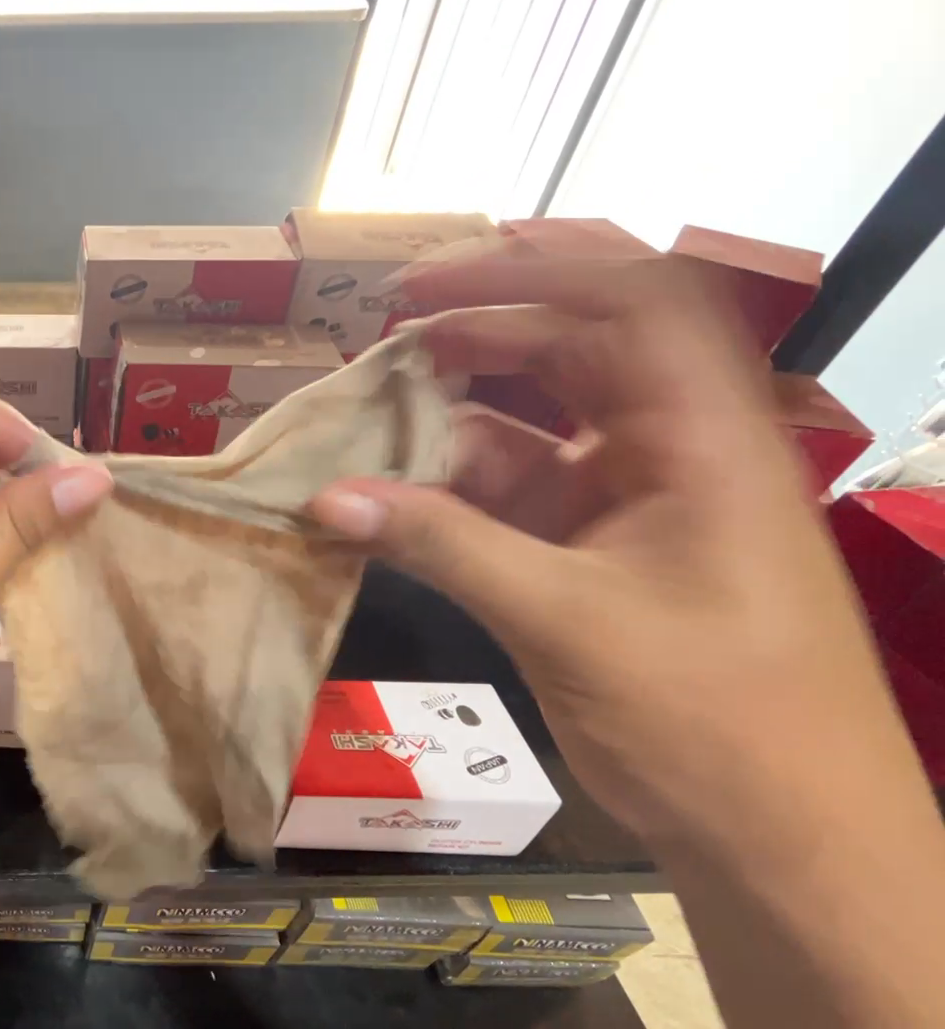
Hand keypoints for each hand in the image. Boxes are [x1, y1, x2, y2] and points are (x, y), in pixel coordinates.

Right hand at [306, 248, 922, 851]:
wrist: (785, 838)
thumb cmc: (713, 720)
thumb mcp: (566, 622)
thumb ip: (441, 546)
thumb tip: (325, 498)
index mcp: (705, 437)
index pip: (632, 302)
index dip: (524, 272)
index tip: (419, 287)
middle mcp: (672, 445)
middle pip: (583, 340)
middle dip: (485, 318)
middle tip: (389, 321)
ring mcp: (632, 494)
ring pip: (540, 413)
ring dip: (460, 403)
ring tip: (373, 402)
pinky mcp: (595, 541)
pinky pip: (516, 483)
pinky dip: (452, 479)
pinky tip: (392, 486)